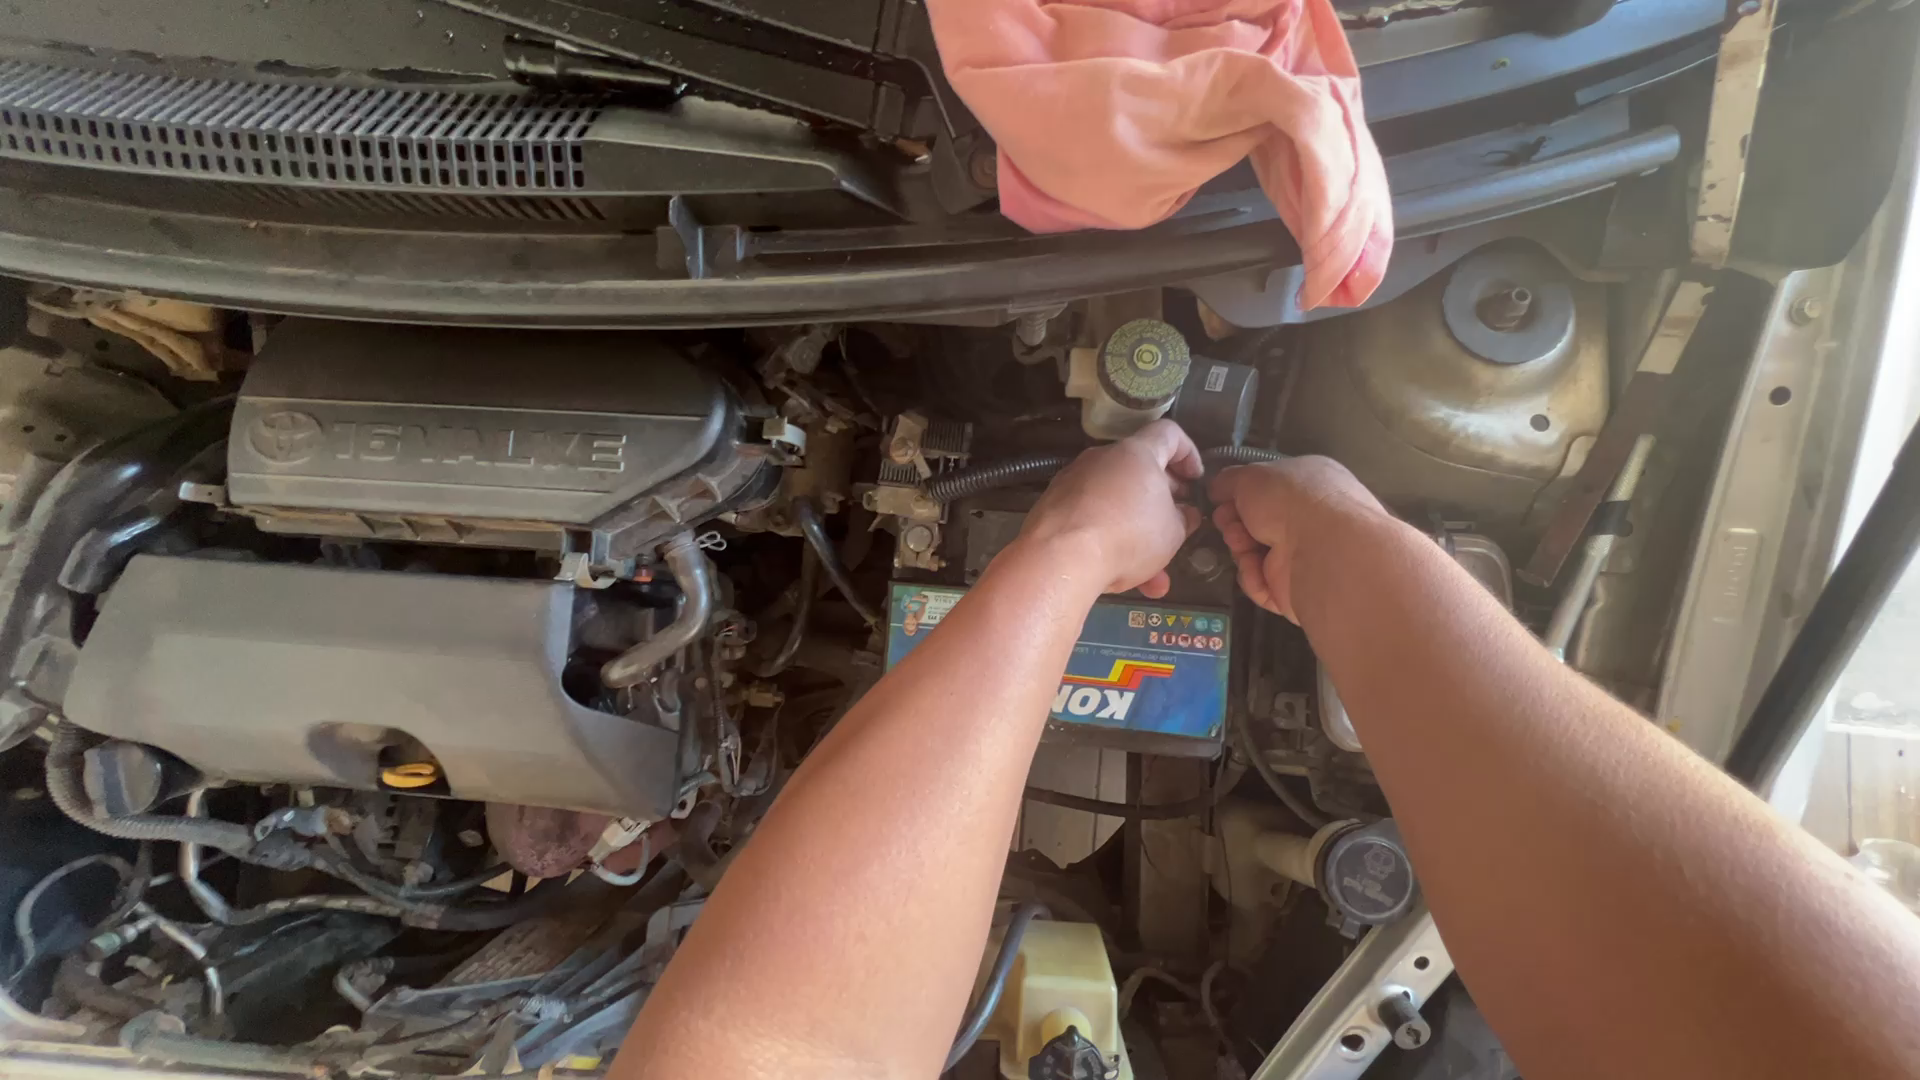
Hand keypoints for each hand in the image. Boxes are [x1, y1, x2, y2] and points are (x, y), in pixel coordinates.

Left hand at [1016, 420, 1203, 597]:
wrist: (1059, 558)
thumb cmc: (1128, 535)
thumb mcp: (1172, 532)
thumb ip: (1183, 518)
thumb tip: (1185, 513)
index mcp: (1135, 453)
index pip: (1169, 433)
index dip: (1188, 453)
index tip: (1196, 480)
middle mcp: (1100, 459)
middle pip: (1138, 471)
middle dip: (1161, 500)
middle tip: (1176, 523)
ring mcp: (1072, 483)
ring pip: (1115, 505)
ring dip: (1136, 535)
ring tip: (1153, 576)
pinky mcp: (1053, 508)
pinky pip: (1090, 521)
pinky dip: (1107, 543)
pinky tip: (1118, 579)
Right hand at [1208, 456, 1384, 619]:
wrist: (1322, 547)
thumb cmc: (1289, 499)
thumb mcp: (1250, 475)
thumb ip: (1229, 480)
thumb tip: (1217, 488)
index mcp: (1310, 483)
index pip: (1268, 489)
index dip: (1239, 495)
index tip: (1221, 500)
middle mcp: (1310, 518)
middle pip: (1256, 523)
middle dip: (1235, 523)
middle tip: (1228, 523)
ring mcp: (1305, 555)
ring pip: (1255, 552)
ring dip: (1241, 548)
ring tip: (1243, 545)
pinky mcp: (1296, 588)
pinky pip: (1261, 582)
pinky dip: (1252, 575)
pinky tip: (1256, 567)